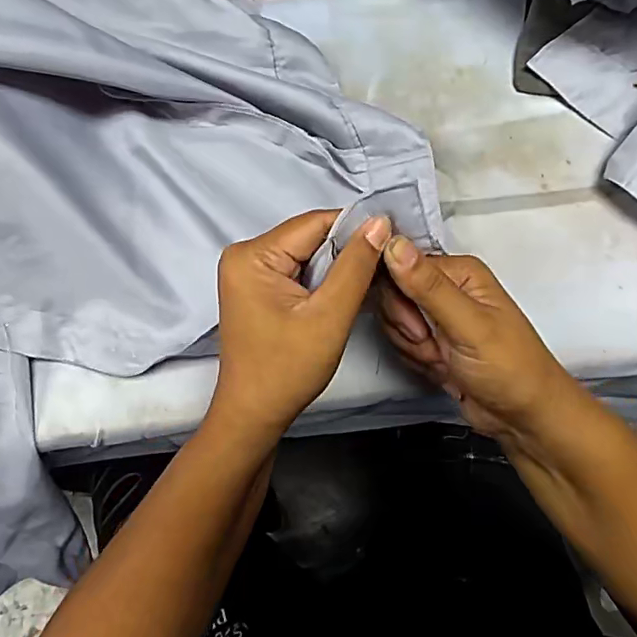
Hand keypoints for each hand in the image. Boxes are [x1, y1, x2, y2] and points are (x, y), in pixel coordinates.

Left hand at [208, 208, 390, 440]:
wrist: (254, 413)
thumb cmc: (285, 372)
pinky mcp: (256, 286)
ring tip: (367, 282)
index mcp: (252, 256)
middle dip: (348, 249)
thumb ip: (356, 266)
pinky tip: (342, 294)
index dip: (356, 228)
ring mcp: (248, 271)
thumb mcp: (329, 316)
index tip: (392, 239)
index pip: (315, 223)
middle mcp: (244, 255)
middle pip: (310, 236)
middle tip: (384, 266)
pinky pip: (298, 268)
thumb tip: (378, 223)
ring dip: (338, 265)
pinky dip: (323, 278)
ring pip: (307, 252)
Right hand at [375, 236, 580, 444]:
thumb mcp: (468, 325)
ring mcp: (438, 315)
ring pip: (393, 320)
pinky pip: (400, 341)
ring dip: (412, 346)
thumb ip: (427, 286)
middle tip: (433, 342)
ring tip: (443, 357)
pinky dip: (415, 358)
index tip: (418, 323)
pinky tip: (440, 367)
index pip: (400, 265)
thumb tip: (395, 246)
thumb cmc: (512, 370)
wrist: (524, 418)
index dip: (399, 297)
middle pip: (393, 294)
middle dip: (406, 327)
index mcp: (460, 271)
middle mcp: (448, 288)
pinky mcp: (432, 339)